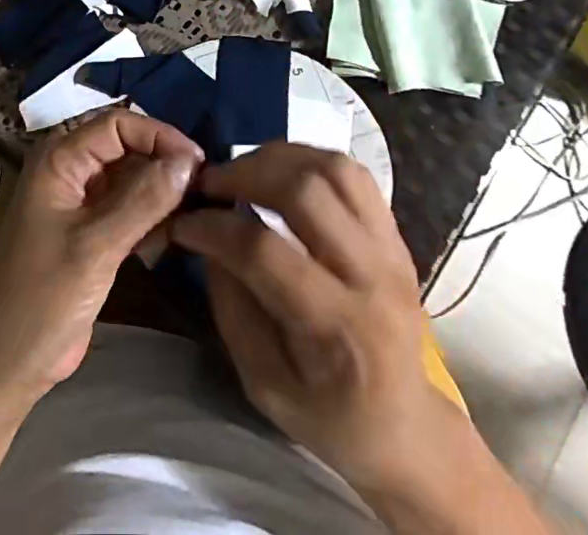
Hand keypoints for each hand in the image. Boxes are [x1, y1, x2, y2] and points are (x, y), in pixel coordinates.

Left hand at [0, 110, 202, 408]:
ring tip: (198, 214)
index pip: (115, 124)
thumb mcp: (96, 246)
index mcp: (56, 161)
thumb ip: (143, 200)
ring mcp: (77, 202)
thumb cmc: (43, 297)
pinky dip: (151, 216)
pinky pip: (126, 208)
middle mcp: (66, 172)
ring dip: (161, 191)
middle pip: (124, 146)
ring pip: (129, 178)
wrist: (9, 357)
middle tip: (206, 190)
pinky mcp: (88, 232)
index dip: (159, 136)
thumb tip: (188, 159)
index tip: (200, 164)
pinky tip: (175, 235)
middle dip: (164, 161)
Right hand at [171, 144, 467, 495]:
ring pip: (334, 169)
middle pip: (306, 192)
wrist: (406, 427)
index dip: (211, 227)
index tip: (181, 225)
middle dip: (241, 176)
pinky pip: (352, 174)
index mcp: (338, 327)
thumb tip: (208, 239)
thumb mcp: (260, 379)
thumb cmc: (326, 413)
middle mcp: (373, 278)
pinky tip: (274, 175)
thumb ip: (230, 304)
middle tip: (206, 186)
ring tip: (239, 174)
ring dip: (275, 159)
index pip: (264, 250)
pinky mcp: (395, 237)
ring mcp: (392, 251)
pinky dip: (304, 160)